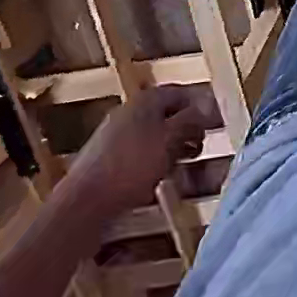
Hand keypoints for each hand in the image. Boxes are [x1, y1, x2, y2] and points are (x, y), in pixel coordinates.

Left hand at [64, 85, 221, 213]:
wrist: (82, 204)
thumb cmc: (133, 165)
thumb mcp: (172, 139)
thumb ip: (192, 120)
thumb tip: (207, 107)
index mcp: (146, 100)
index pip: (181, 93)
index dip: (200, 106)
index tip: (213, 124)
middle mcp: (129, 111)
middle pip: (167, 113)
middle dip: (187, 129)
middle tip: (200, 147)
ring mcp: (114, 135)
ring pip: (153, 134)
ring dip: (172, 147)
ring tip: (181, 164)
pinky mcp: (105, 159)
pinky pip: (139, 152)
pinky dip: (153, 160)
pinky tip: (157, 177)